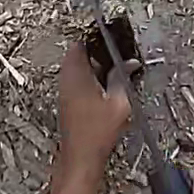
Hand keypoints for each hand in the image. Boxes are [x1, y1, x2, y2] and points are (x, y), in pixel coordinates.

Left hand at [56, 41, 133, 174]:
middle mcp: (67, 79)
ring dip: (91, 65)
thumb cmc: (97, 133)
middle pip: (77, 54)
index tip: (108, 37)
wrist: (81, 156)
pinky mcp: (66, 100)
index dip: (95, 39)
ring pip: (75, 67)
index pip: (81, 44)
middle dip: (95, 52)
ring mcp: (64, 90)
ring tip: (110, 71)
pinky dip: (88, 78)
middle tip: (112, 55)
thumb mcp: (119, 102)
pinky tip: (102, 88)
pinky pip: (75, 79)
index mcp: (77, 75)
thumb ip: (122, 79)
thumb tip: (129, 66)